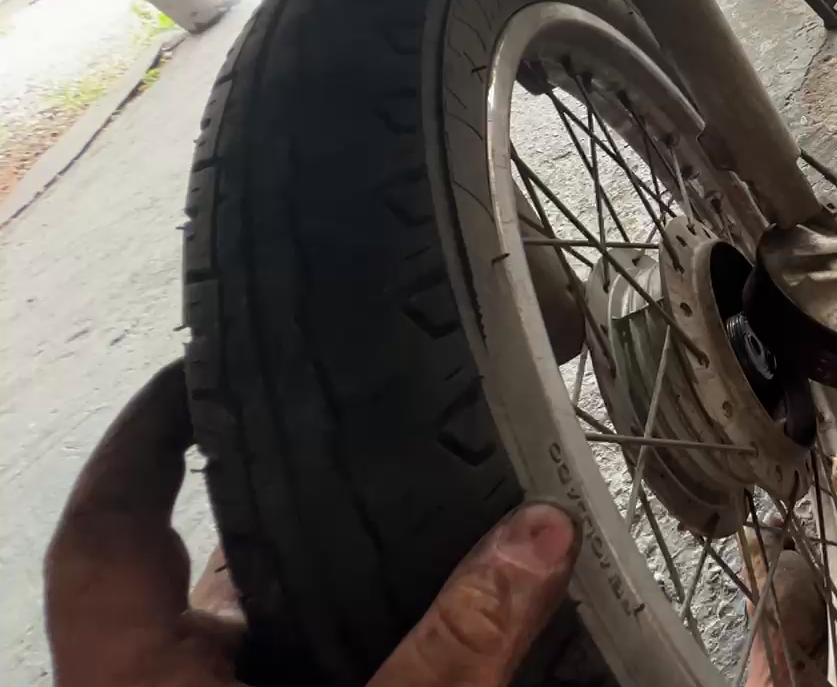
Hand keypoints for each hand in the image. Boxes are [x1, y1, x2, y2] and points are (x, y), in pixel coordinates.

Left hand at [44, 361, 579, 686]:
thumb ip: (450, 650)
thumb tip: (544, 527)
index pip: (109, 544)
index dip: (143, 449)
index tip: (205, 366)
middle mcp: (207, 686)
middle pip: (249, 556)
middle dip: (330, 485)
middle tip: (422, 417)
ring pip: (326, 604)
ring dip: (401, 548)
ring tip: (484, 482)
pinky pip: (381, 643)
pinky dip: (437, 607)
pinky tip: (501, 581)